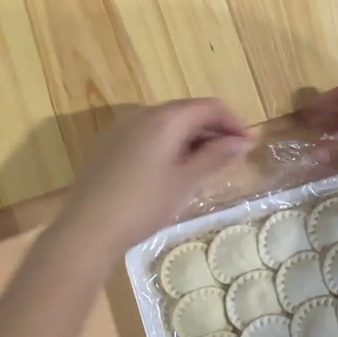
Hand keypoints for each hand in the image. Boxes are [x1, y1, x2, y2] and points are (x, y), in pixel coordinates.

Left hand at [55, 99, 250, 252]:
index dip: (234, 122)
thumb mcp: (185, 181)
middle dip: (214, 129)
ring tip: (208, 164)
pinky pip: (147, 135)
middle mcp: (142, 115)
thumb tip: (242, 141)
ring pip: (166, 124)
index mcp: (165, 119)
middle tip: (233, 155)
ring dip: (192, 138)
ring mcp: (121, 129)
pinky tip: (175, 170)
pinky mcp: (108, 146)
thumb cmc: (143, 205)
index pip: (209, 107)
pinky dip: (169, 145)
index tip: (250, 144)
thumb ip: (215, 156)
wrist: (87, 229)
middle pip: (187, 111)